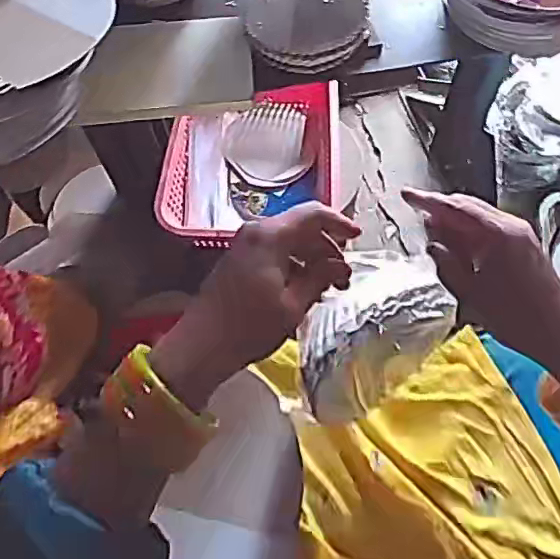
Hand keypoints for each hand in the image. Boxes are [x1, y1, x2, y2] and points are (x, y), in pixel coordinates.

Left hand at [153, 202, 360, 408]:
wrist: (202, 344)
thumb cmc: (249, 327)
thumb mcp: (293, 306)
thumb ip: (319, 277)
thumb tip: (340, 265)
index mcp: (270, 236)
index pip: (313, 214)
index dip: (339, 222)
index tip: (358, 237)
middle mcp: (257, 231)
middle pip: (301, 226)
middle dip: (327, 248)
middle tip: (344, 278)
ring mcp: (246, 243)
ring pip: (289, 239)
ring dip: (312, 257)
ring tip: (329, 287)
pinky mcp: (240, 257)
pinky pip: (275, 249)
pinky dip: (294, 263)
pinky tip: (305, 288)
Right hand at [402, 188, 559, 375]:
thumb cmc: (517, 319)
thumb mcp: (470, 292)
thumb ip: (447, 261)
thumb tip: (433, 242)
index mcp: (497, 233)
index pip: (454, 207)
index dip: (427, 200)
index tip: (407, 195)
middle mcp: (511, 225)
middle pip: (467, 206)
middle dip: (441, 210)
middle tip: (418, 218)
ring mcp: (521, 233)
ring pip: (479, 215)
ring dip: (456, 221)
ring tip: (437, 236)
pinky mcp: (525, 243)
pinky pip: (490, 226)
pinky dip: (471, 230)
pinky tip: (461, 246)